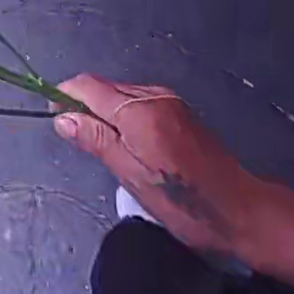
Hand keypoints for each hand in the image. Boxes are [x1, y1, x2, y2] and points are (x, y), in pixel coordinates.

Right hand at [53, 74, 293, 285]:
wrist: (240, 208)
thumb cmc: (183, 202)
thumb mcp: (133, 177)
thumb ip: (97, 141)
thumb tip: (62, 118)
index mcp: (140, 110)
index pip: (90, 86)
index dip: (66, 96)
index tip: (54, 116)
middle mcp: (154, 95)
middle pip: (105, 87)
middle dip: (84, 105)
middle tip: (76, 140)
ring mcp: (169, 99)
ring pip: (121, 94)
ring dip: (103, 111)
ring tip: (101, 147)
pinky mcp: (177, 109)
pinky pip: (138, 101)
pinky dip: (122, 114)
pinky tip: (126, 142)